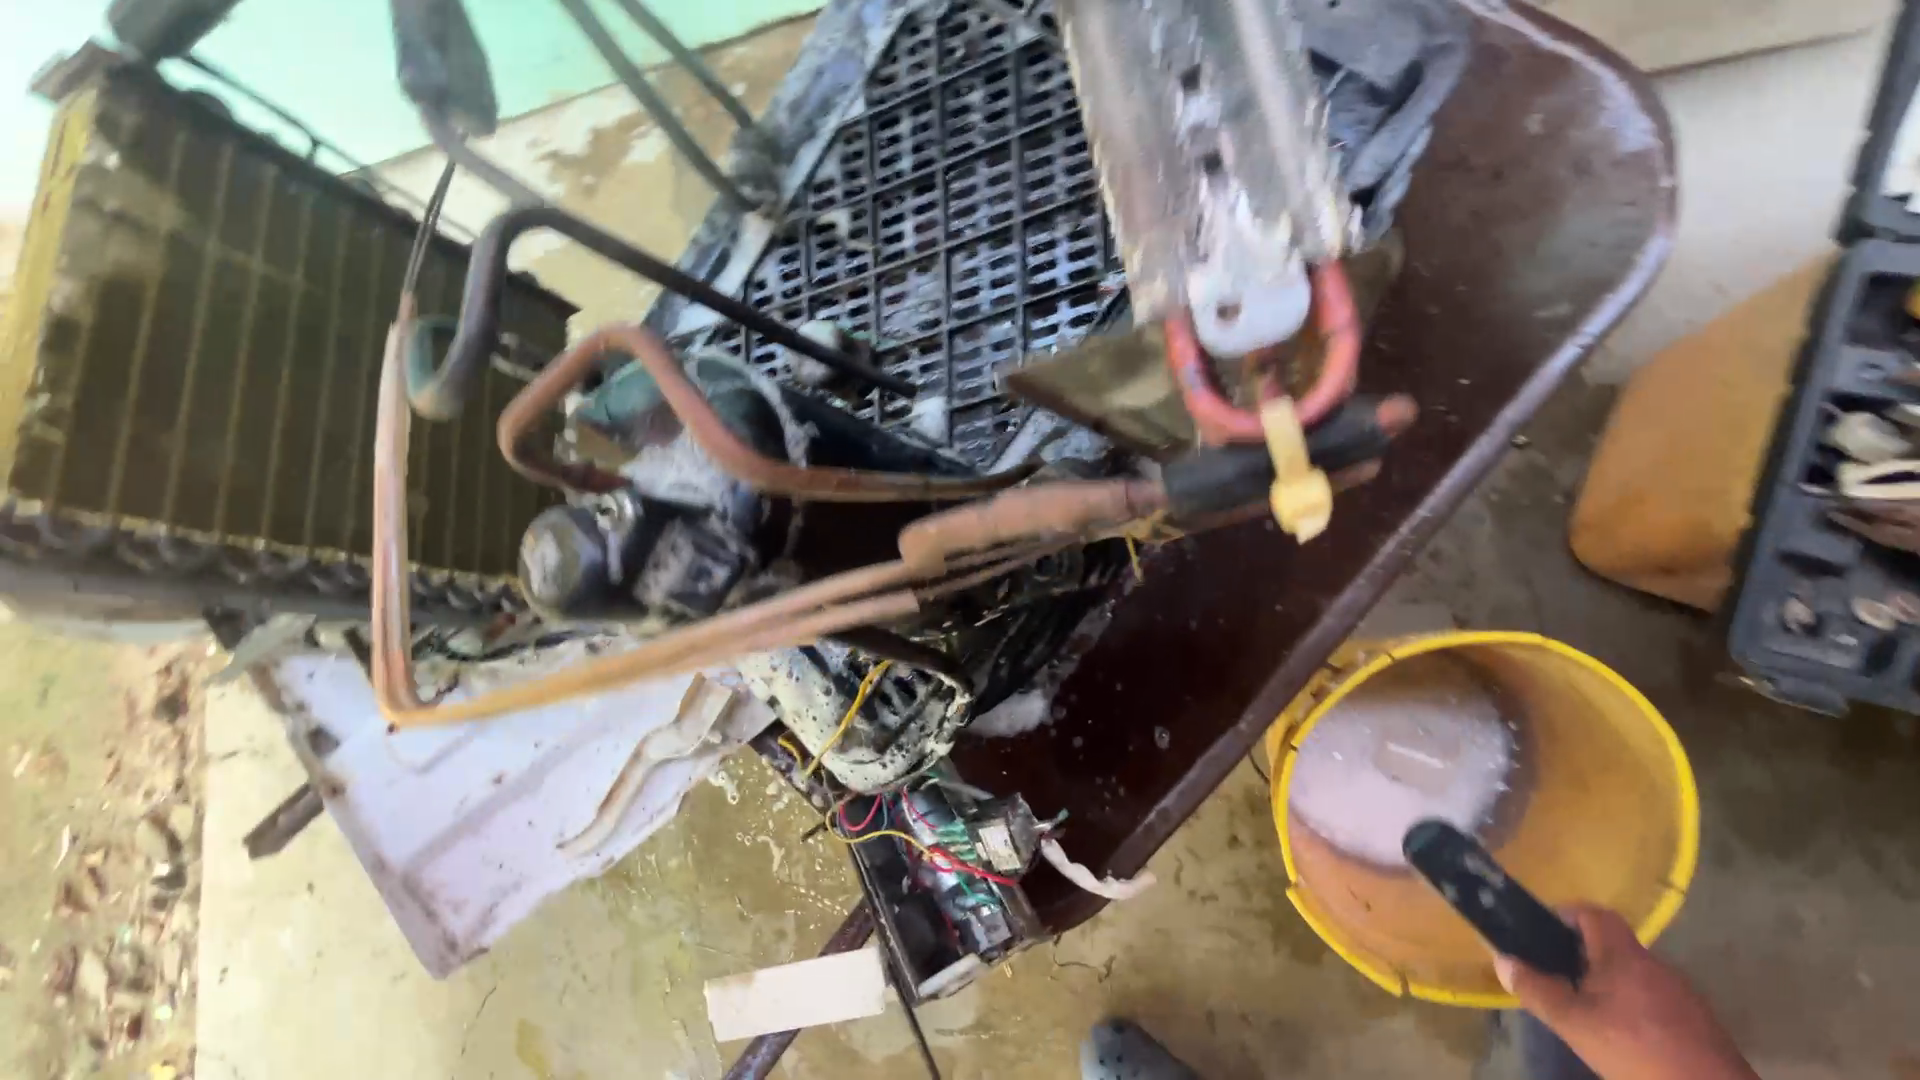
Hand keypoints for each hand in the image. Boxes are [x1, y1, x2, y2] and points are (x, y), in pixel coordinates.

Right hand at [1495, 905, 1757, 1079]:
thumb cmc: (1638, 1052)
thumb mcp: (1574, 1023)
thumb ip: (1536, 990)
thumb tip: (1503, 960)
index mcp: (1624, 956)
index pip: (1595, 914)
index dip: (1567, 915)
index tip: (1544, 931)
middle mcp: (1656, 966)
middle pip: (1613, 945)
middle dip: (1582, 955)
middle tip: (1558, 976)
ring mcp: (1684, 995)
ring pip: (1634, 974)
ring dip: (1609, 983)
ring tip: (1588, 1009)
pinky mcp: (1700, 1023)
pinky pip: (1656, 999)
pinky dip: (1634, 1007)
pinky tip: (1626, 1035)